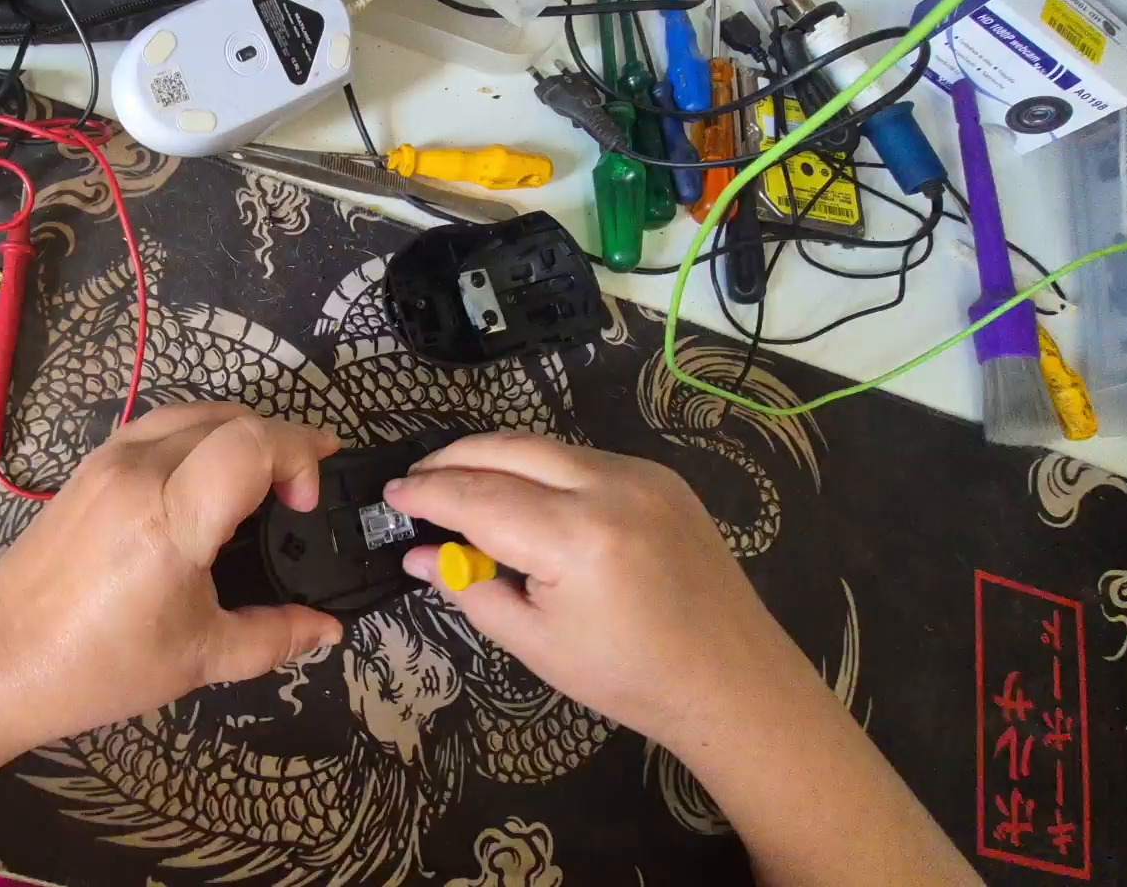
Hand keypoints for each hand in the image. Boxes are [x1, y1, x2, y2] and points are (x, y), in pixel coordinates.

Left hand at [0, 404, 344, 750]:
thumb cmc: (99, 665)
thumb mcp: (198, 658)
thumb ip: (275, 637)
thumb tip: (329, 629)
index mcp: (170, 517)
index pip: (252, 444)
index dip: (298, 456)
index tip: (306, 503)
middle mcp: (140, 469)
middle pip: (233, 419)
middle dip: (284, 441)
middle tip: (304, 487)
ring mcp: (111, 457)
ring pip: (198, 411)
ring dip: (245, 430)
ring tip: (271, 469)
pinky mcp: (93, 460)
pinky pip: (163, 422)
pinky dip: (205, 431)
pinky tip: (214, 468)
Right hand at [384, 431, 819, 748]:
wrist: (735, 683)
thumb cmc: (627, 676)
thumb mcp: (534, 642)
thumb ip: (467, 587)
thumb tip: (416, 554)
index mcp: (577, 539)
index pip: (478, 498)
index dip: (427, 494)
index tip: (391, 495)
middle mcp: (609, 487)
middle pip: (506, 449)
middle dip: (451, 459)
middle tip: (415, 480)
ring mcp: (639, 473)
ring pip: (539, 445)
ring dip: (490, 457)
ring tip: (455, 482)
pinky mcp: (657, 474)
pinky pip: (575, 456)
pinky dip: (533, 466)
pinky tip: (517, 492)